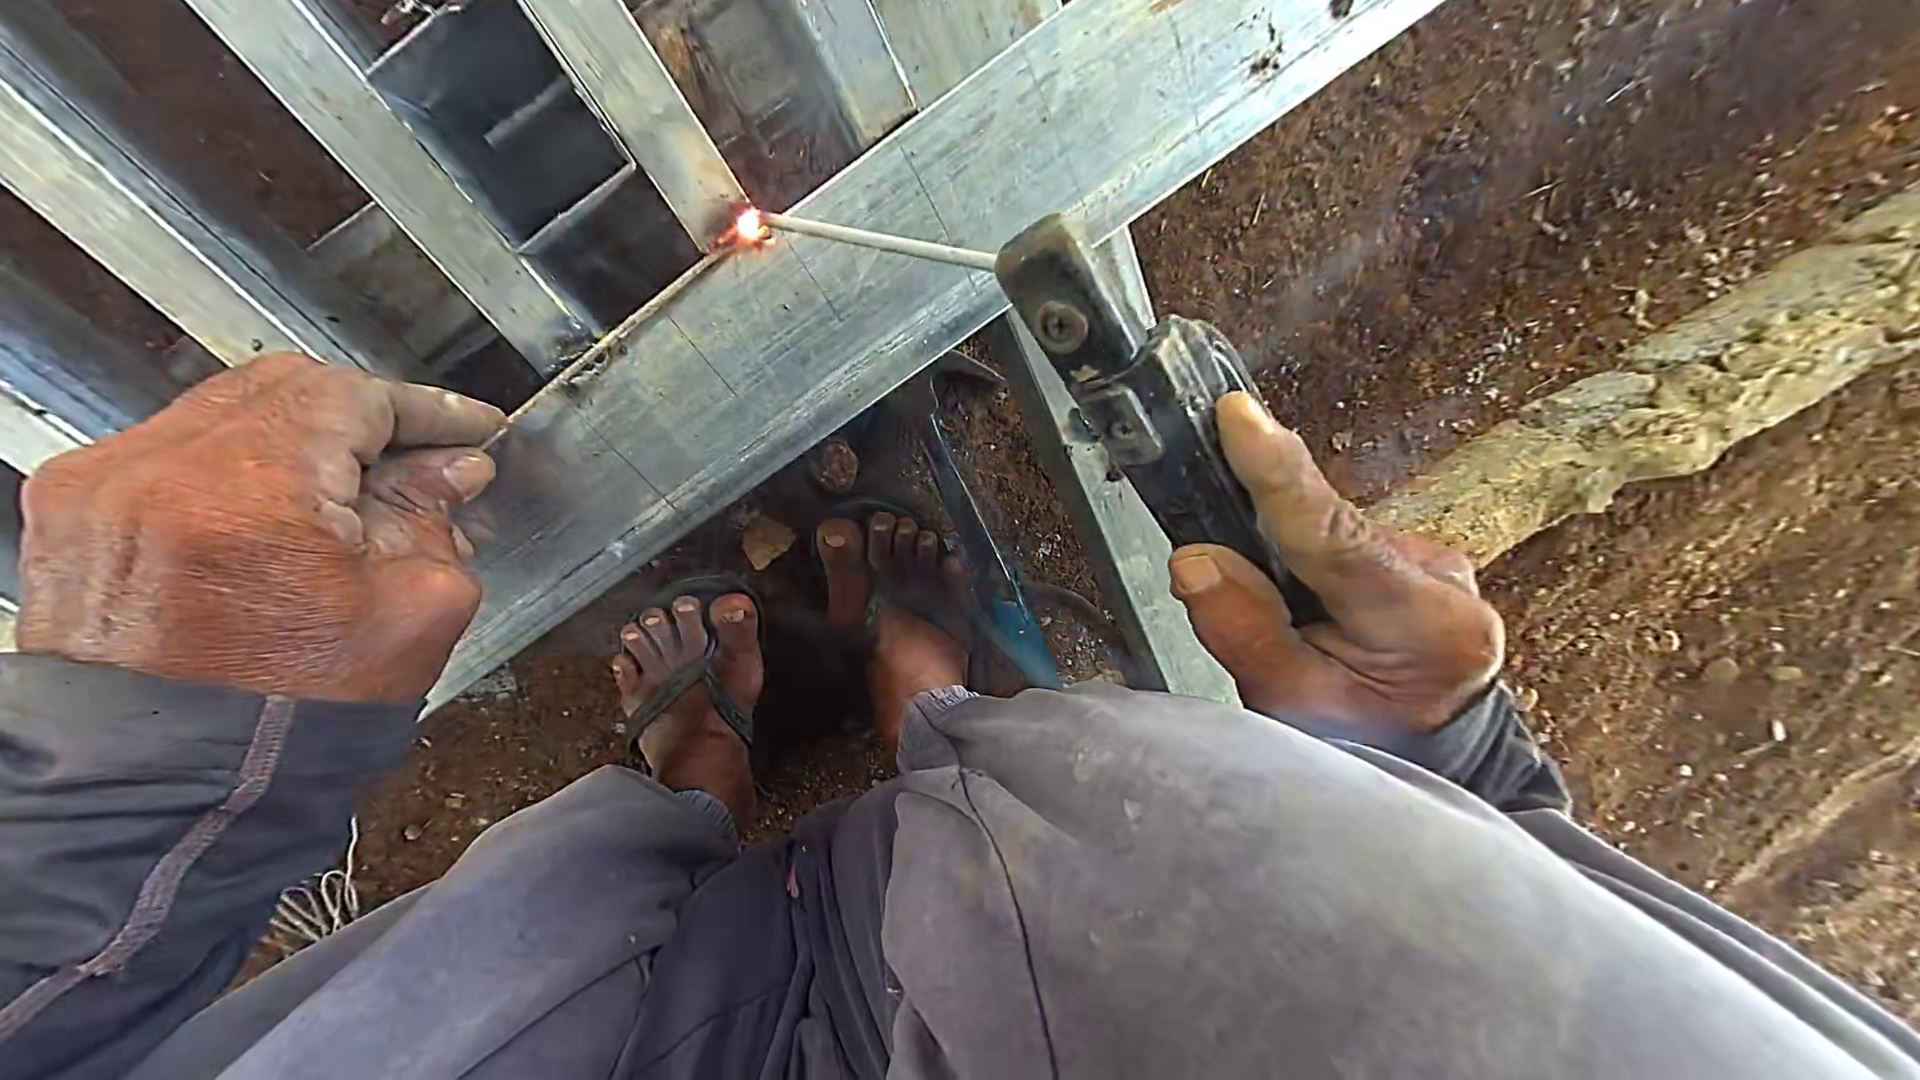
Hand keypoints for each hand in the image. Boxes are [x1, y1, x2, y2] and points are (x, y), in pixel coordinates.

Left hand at [17, 354, 505, 702]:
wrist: (181, 773)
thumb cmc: (309, 696)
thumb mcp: (423, 600)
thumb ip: (438, 514)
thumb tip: (457, 468)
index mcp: (250, 489)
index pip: (353, 398)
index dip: (430, 408)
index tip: (476, 427)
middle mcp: (156, 468)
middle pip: (291, 386)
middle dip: (379, 413)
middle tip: (438, 452)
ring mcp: (104, 484)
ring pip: (243, 409)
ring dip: (328, 435)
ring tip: (387, 485)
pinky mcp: (86, 508)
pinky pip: (197, 445)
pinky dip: (274, 458)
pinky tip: (323, 502)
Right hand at [1169, 393, 1502, 736]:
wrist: (1428, 742)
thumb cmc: (1362, 736)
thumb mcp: (1289, 702)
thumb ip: (1241, 630)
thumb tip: (1194, 560)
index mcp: (1423, 625)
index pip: (1332, 534)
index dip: (1277, 474)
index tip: (1238, 417)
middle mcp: (1442, 577)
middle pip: (1318, 522)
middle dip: (1256, 534)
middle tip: (1217, 566)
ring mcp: (1434, 559)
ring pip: (1320, 526)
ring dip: (1275, 550)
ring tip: (1274, 611)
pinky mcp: (1413, 551)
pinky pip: (1332, 532)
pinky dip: (1295, 554)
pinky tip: (1294, 595)